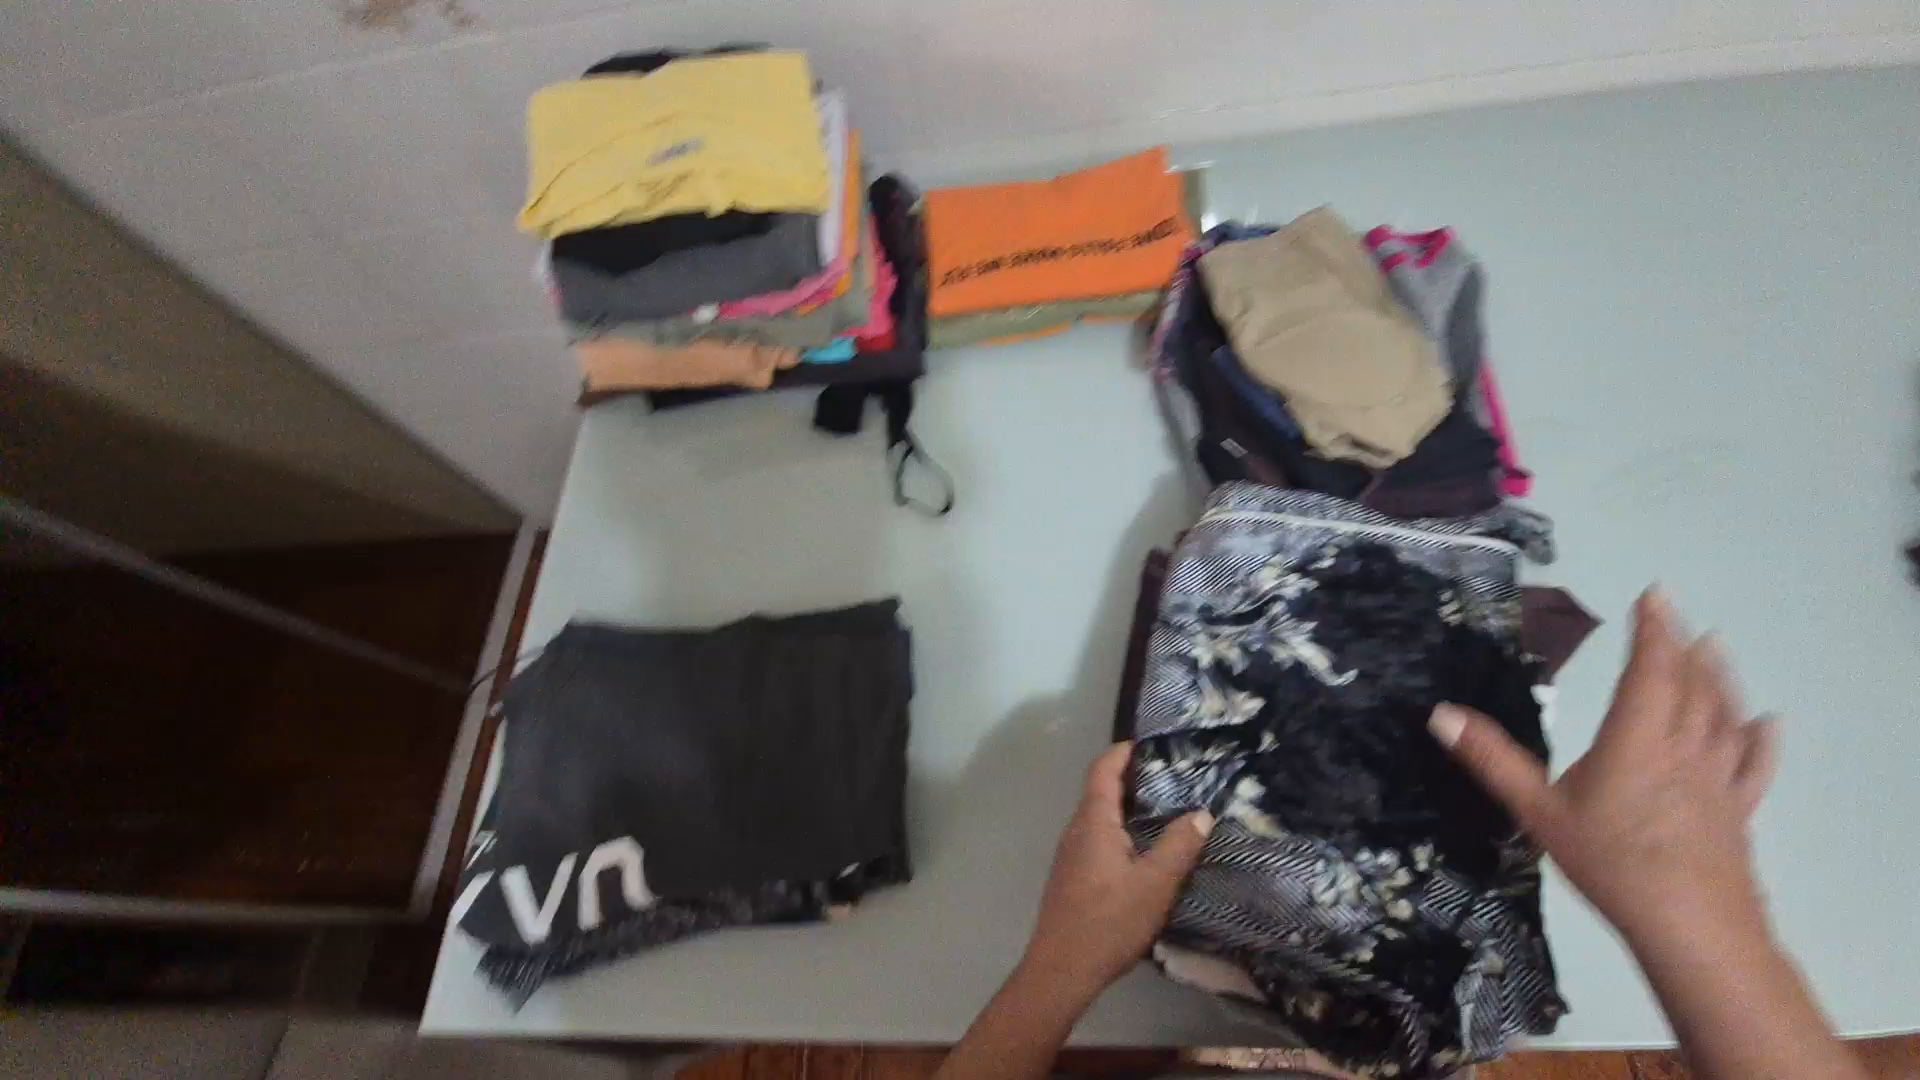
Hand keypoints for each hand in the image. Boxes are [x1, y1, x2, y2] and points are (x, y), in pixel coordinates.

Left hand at [1017, 742, 1214, 1005]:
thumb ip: (1178, 847)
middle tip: (1165, 777)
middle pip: (1098, 790)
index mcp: (1093, 821)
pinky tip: (1139, 850)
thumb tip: (1201, 813)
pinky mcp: (1071, 874)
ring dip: (1123, 805)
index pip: (1102, 770)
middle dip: (1128, 778)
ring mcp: (1069, 853)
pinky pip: (1094, 836)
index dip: (1121, 752)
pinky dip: (1117, 828)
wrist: (1061, 967)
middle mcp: (1076, 829)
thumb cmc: (1108, 921)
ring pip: (1097, 816)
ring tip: (1159, 810)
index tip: (1145, 744)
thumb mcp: (1154, 885)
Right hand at [1428, 587, 1777, 950]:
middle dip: (1682, 646)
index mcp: (1636, 742)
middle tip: (1675, 612)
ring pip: (1724, 717)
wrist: (1694, 930)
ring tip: (1715, 646)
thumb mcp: (1535, 809)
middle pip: (1691, 688)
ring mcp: (1717, 781)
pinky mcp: (1736, 811)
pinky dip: (1758, 738)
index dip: (1651, 633)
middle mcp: (1683, 751)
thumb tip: (1441, 713)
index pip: (1649, 674)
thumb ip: (1490, 759)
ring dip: (1719, 678)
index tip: (1653, 596)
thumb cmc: (1610, 862)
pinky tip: (1765, 723)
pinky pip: (1752, 764)